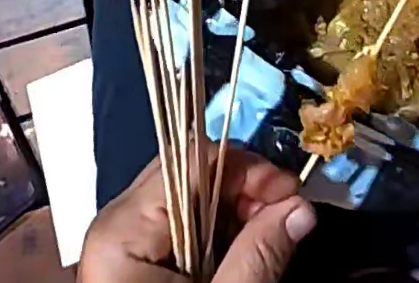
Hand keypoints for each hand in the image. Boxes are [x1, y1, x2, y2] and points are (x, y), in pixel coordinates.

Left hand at [79, 148, 315, 282]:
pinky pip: (180, 221)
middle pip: (187, 172)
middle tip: (288, 212)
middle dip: (243, 186)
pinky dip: (216, 227)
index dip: (244, 167)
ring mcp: (123, 239)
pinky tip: (244, 245)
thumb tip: (302, 208)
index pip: (188, 161)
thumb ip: (260, 255)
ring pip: (187, 194)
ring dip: (234, 206)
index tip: (291, 192)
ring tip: (272, 230)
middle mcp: (115, 222)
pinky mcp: (135, 257)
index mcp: (122, 229)